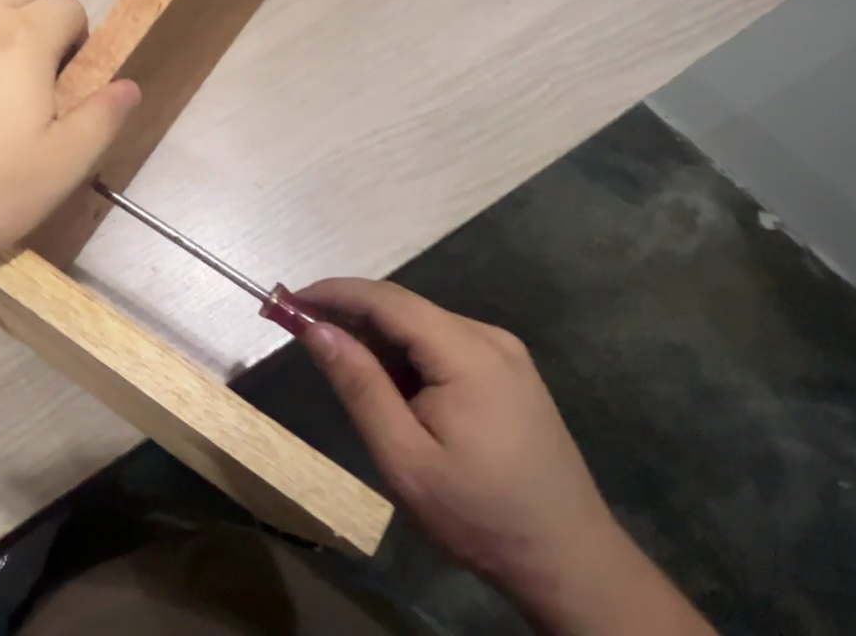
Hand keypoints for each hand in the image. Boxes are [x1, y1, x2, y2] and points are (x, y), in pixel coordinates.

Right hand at [295, 280, 623, 601]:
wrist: (569, 562)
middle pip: (404, 308)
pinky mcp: (509, 375)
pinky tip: (389, 388)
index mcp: (467, 353)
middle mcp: (489, 339)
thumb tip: (316, 328)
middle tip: (302, 336)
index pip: (386, 300)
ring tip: (341, 370)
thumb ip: (359, 385)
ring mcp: (505, 356)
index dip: (332, 292)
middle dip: (349, 315)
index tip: (286, 300)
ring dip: (376, 338)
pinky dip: (405, 355)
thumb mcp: (404, 457)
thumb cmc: (479, 513)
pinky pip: (443, 346)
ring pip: (422, 327)